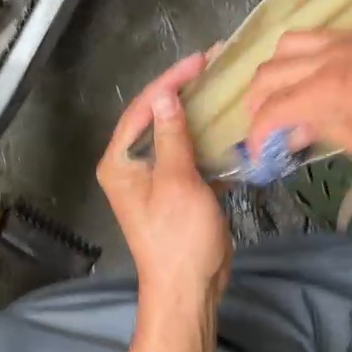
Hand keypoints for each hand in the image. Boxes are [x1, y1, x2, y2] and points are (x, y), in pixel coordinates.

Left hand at [97, 51, 232, 303]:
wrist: (190, 291)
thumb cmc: (178, 238)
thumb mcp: (177, 182)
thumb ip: (171, 136)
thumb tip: (165, 94)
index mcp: (120, 161)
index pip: (143, 108)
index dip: (170, 81)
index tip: (200, 59)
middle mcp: (132, 164)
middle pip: (157, 116)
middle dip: (184, 90)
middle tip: (213, 63)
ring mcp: (156, 176)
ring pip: (176, 132)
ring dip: (198, 111)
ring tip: (223, 84)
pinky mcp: (178, 188)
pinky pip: (191, 153)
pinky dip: (208, 138)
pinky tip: (230, 123)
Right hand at [245, 31, 351, 176]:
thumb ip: (329, 133)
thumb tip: (299, 128)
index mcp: (333, 90)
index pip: (275, 107)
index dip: (258, 133)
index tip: (258, 154)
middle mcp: (332, 58)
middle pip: (272, 70)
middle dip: (258, 101)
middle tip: (262, 128)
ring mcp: (348, 42)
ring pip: (288, 43)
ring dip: (274, 70)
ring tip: (280, 97)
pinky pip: (315, 36)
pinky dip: (298, 55)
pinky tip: (308, 77)